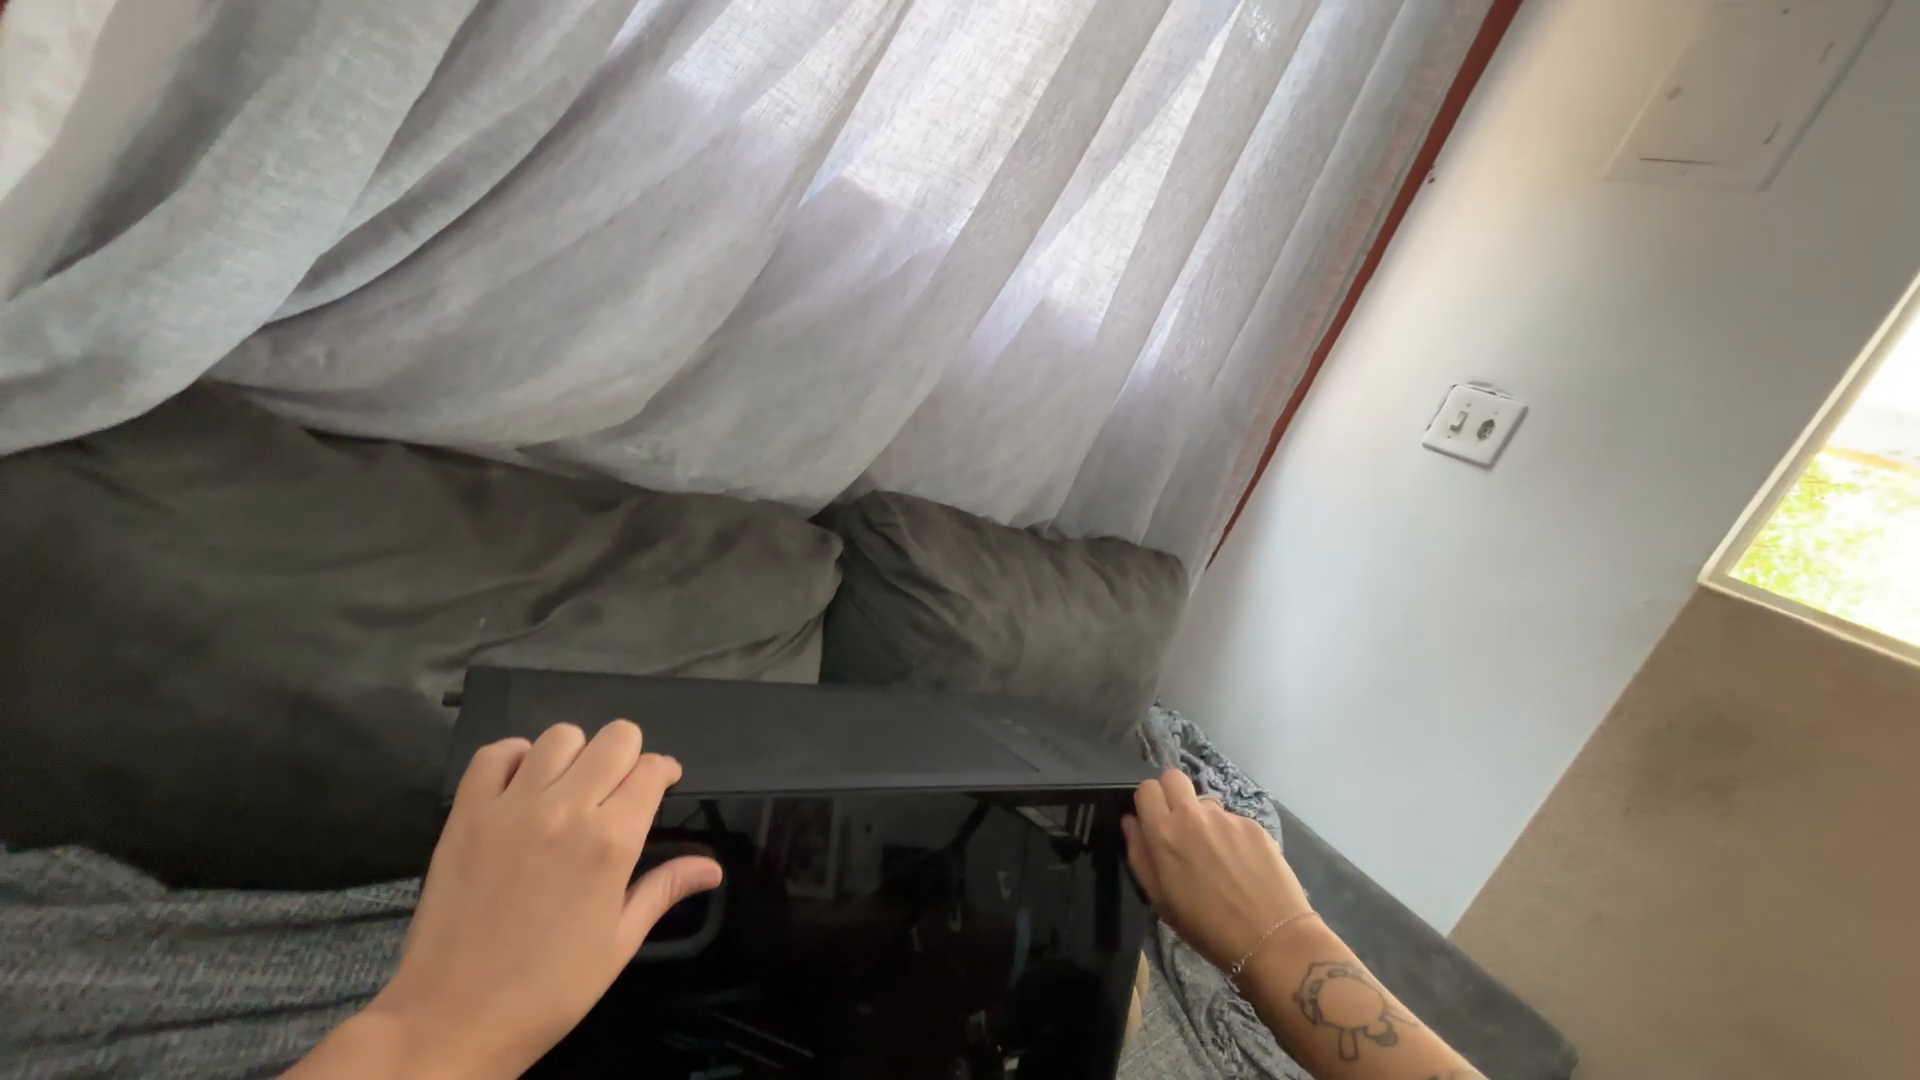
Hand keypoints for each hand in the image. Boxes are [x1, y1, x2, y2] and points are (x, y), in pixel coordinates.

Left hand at [366, 721, 722, 1078]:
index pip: (652, 769)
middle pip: (616, 737)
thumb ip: (665, 889)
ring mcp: (512, 808)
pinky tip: (523, 787)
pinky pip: (496, 753)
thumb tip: (713, 868)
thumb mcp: (620, 942)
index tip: (662, 786)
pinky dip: (516, 758)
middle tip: (619, 788)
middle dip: (629, 754)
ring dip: (576, 754)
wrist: (450, 1022)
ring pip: (561, 736)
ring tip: (570, 787)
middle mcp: (567, 810)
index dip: (664, 772)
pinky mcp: (467, 814)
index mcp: (612, 841)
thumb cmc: (549, 989)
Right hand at [1122, 768, 1311, 972]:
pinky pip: (1232, 819)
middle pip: (1173, 777)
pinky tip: (1242, 863)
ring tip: (1217, 854)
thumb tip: (1131, 822)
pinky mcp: (1253, 824)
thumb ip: (1139, 854)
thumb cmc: (1207, 928)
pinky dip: (1231, 835)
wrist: (1272, 940)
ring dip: (1203, 818)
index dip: (1148, 802)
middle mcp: (1193, 816)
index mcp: (1164, 833)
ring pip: (1205, 801)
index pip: (1146, 788)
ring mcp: (1226, 817)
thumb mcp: (1160, 899)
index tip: (1153, 821)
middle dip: (1171, 793)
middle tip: (1179, 825)